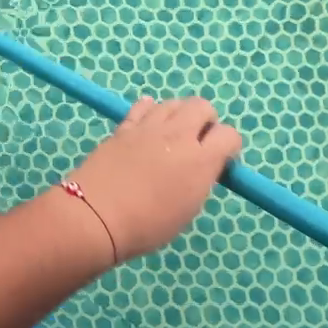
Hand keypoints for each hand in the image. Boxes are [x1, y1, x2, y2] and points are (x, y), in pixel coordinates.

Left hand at [65, 97, 241, 261]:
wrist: (98, 214)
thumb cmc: (148, 225)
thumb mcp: (187, 208)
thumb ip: (199, 179)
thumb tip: (199, 165)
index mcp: (201, 160)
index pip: (229, 135)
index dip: (228, 145)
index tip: (220, 158)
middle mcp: (178, 135)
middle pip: (201, 106)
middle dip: (205, 120)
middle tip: (197, 141)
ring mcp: (148, 127)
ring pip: (172, 102)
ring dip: (178, 114)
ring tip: (171, 134)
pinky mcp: (124, 126)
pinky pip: (143, 106)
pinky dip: (150, 110)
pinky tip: (148, 123)